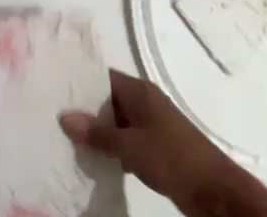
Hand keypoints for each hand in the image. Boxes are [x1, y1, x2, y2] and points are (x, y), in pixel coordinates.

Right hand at [61, 72, 266, 216]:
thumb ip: (97, 132)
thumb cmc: (173, 158)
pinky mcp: (155, 148)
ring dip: (96, 131)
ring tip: (64, 136)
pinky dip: (110, 147)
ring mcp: (151, 126)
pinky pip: (125, 141)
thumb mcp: (130, 146)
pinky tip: (90, 158)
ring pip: (115, 122)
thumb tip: (64, 116)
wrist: (216, 191)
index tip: (51, 85)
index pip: (102, 76)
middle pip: (107, 98)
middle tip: (51, 113)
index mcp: (140, 91)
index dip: (78, 79)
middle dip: (83, 107)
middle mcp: (145, 103)